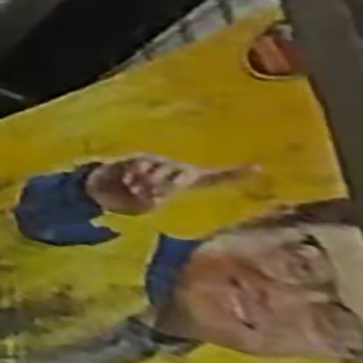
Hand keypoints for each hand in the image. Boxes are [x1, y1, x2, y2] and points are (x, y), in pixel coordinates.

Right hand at [84, 155, 249, 214]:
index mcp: (184, 182)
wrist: (102, 187)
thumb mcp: (147, 204)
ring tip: (134, 189)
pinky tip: (128, 182)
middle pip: (182, 175)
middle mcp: (175, 170)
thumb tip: (153, 193)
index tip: (261, 169)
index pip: (215, 177)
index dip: (236, 174)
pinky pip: (142, 166)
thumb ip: (155, 198)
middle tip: (152, 195)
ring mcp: (155, 162)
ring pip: (162, 171)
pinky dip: (136, 176)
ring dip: (148, 183)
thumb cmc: (129, 200)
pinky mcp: (136, 158)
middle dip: (167, 185)